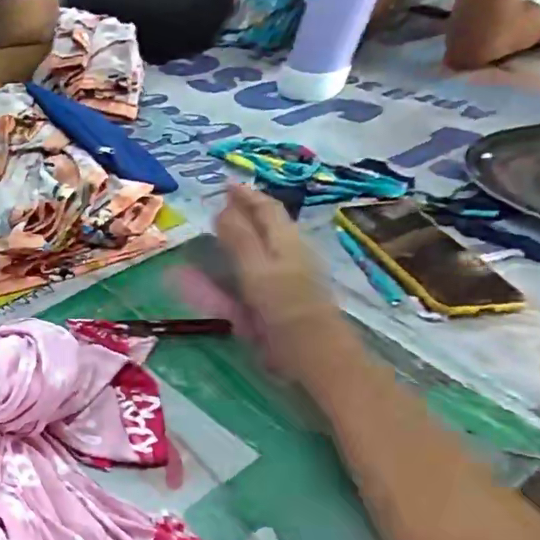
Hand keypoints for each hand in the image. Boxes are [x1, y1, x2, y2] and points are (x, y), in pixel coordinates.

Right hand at [212, 186, 348, 377]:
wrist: (316, 355)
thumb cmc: (284, 311)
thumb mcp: (256, 271)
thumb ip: (239, 239)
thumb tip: (223, 208)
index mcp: (284, 243)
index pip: (266, 209)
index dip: (246, 195)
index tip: (225, 184)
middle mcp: (291, 252)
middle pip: (271, 223)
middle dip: (248, 210)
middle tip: (224, 203)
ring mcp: (293, 274)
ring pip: (270, 242)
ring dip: (249, 230)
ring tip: (227, 227)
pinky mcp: (288, 294)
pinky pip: (265, 264)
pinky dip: (248, 254)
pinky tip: (239, 263)